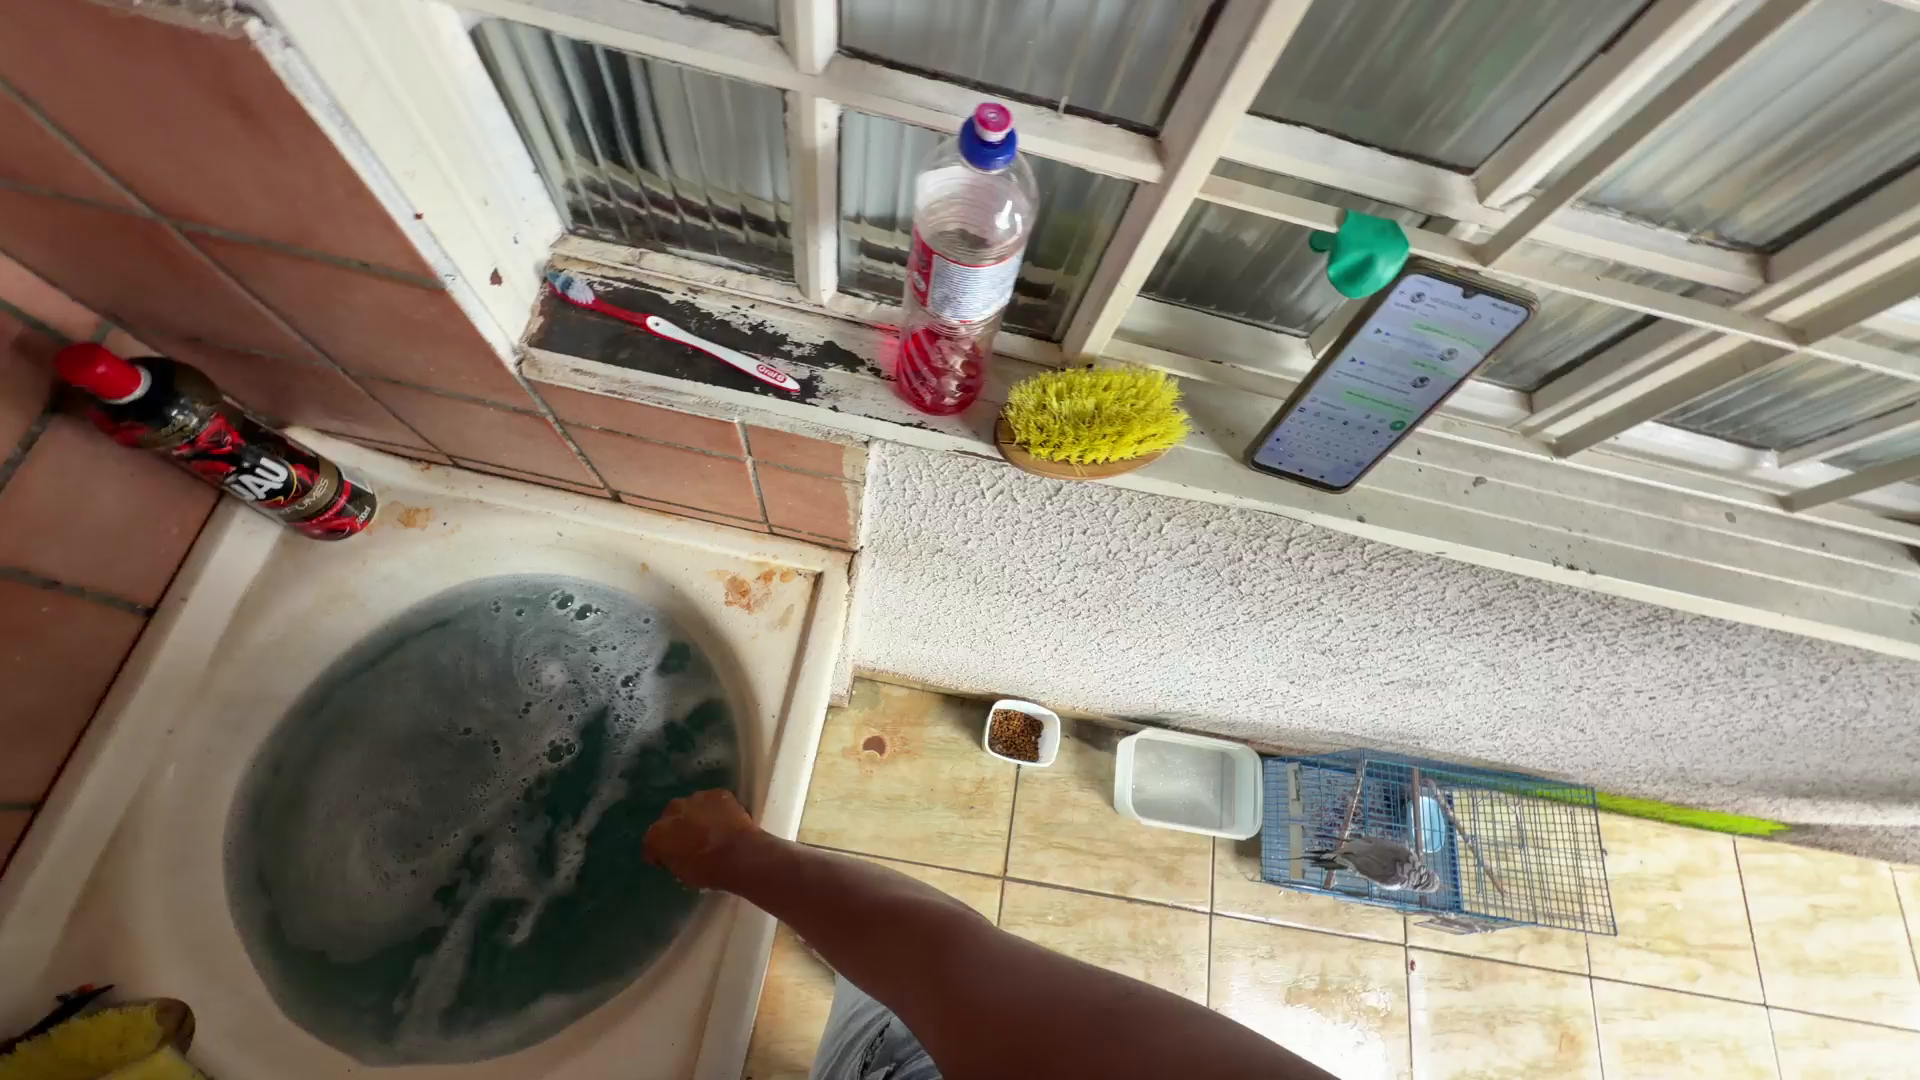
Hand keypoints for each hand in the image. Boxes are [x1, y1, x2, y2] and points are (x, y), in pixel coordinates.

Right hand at [644, 788, 759, 888]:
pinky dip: (716, 809)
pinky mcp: (718, 793)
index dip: (660, 851)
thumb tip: (674, 854)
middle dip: (677, 827)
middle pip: (671, 818)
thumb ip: (671, 858)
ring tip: (710, 829)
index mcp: (657, 833)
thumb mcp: (679, 872)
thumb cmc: (706, 870)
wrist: (738, 855)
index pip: (652, 842)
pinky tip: (724, 821)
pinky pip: (712, 801)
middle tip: (690, 841)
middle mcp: (673, 810)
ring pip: (692, 806)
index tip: (669, 858)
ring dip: (697, 815)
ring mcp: (696, 798)